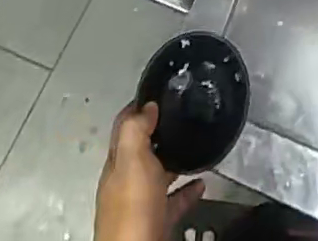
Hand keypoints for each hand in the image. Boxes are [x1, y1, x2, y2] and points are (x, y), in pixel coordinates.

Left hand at [96, 102, 204, 240]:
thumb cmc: (133, 207)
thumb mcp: (131, 159)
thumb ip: (136, 130)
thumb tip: (146, 105)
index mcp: (117, 163)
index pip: (124, 126)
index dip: (138, 106)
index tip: (158, 92)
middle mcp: (126, 182)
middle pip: (141, 149)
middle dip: (158, 132)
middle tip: (180, 116)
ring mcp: (141, 205)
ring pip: (158, 174)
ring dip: (173, 159)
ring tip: (193, 146)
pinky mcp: (157, 224)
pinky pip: (174, 202)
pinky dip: (187, 191)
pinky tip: (200, 185)